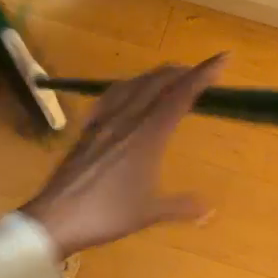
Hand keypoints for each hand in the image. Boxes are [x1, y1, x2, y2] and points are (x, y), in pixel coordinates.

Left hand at [21, 56, 224, 258]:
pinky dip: (126, 87)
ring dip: (153, 76)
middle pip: (156, 83)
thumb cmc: (106, 215)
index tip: (222, 59)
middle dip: (180, 71)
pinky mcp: (86, 131)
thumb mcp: (148, 213)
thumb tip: (209, 210)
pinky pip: (109, 98)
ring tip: (167, 77)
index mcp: (147, 136)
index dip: (202, 75)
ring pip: (131, 86)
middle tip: (198, 71)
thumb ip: (180, 207)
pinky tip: (125, 93)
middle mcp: (125, 121)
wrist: (56, 218)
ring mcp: (102, 123)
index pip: (179, 96)